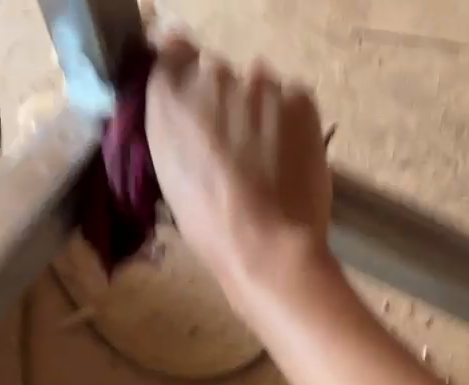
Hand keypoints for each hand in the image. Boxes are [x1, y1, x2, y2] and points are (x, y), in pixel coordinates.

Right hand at [145, 36, 333, 298]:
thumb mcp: (172, 175)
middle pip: (220, 73)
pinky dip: (295, 124)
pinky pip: (295, 101)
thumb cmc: (212, 227)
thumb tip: (192, 121)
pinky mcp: (299, 100)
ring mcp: (260, 85)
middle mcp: (212, 76)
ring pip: (261, 87)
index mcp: (168, 96)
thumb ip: (178, 130)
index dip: (191, 79)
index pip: (175, 52)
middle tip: (239, 147)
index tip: (202, 106)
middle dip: (229, 102)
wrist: (267, 248)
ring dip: (264, 113)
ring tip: (270, 161)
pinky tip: (293, 161)